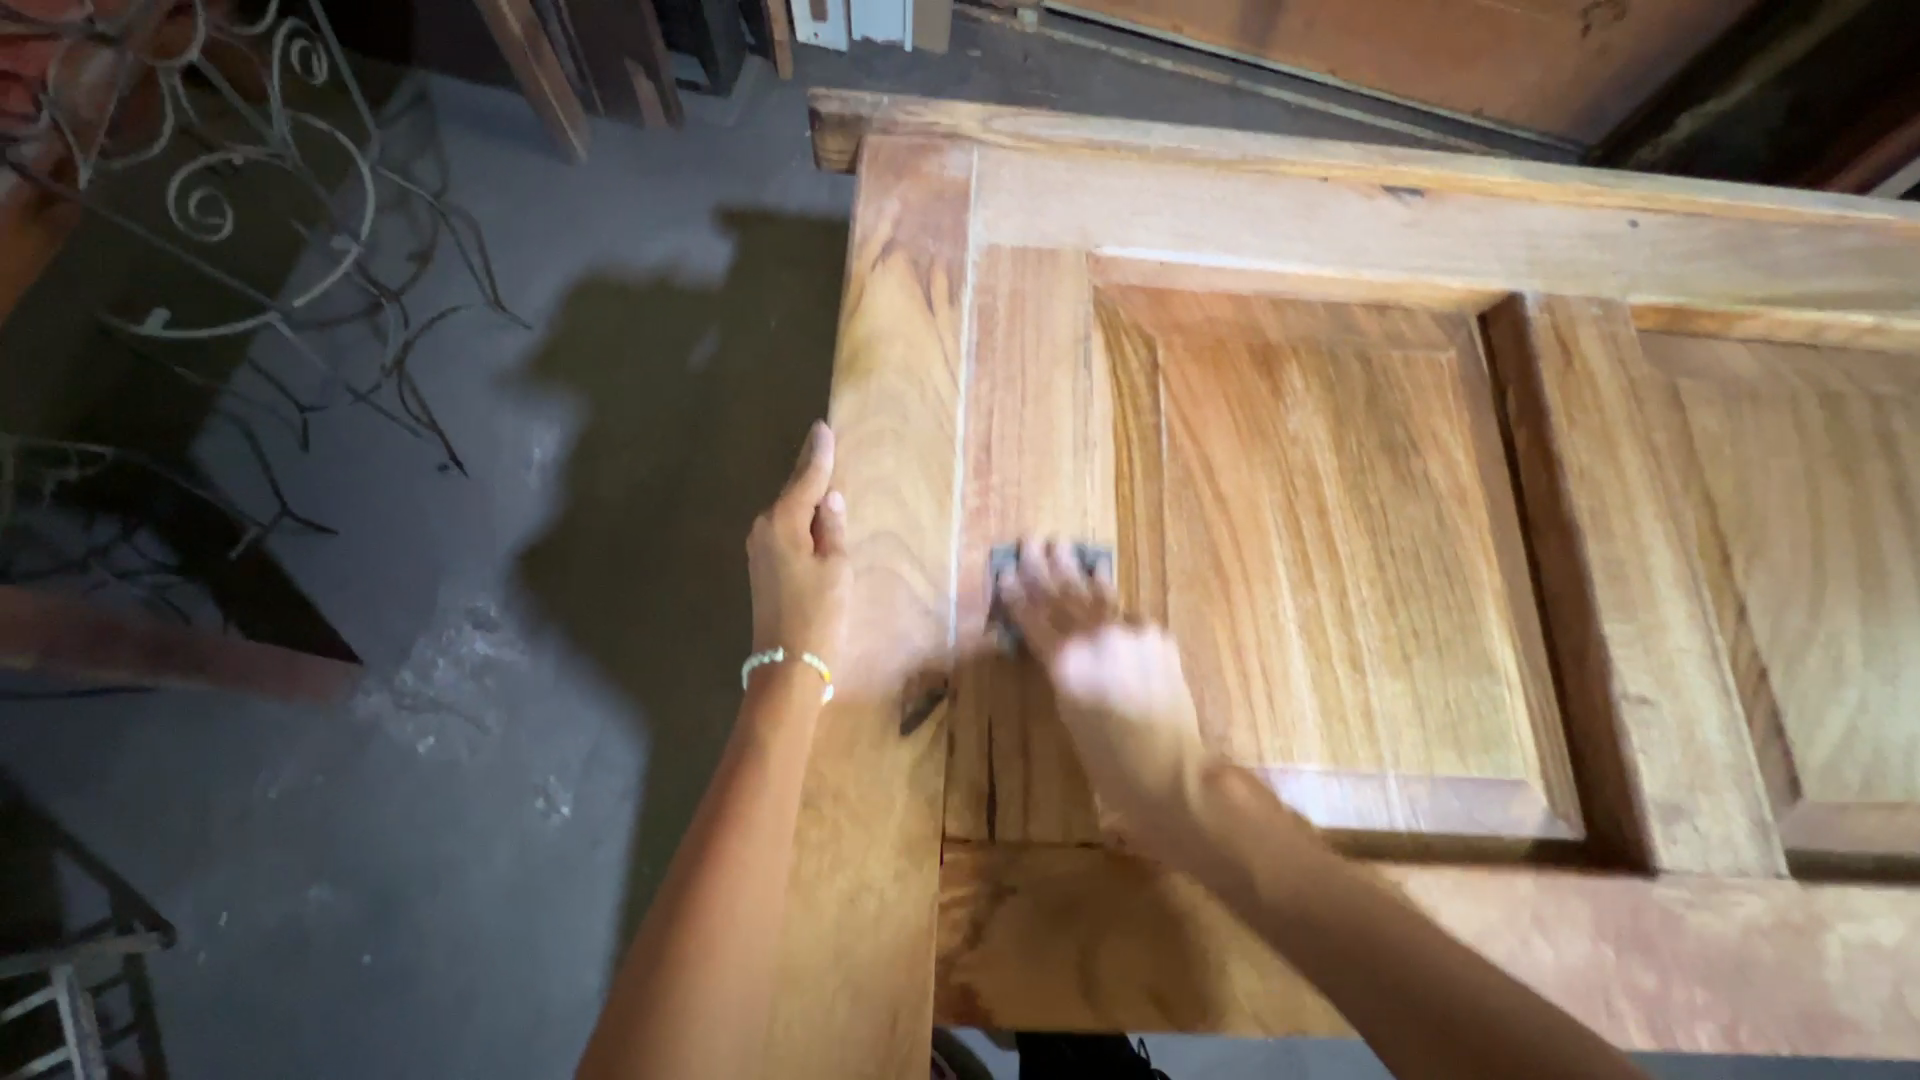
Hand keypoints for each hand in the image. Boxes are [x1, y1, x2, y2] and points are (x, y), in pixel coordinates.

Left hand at [747, 421, 850, 669]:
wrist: (788, 664)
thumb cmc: (818, 614)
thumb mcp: (836, 568)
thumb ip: (832, 528)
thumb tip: (829, 498)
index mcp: (783, 523)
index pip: (807, 480)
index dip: (819, 454)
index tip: (823, 427)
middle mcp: (764, 529)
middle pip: (793, 492)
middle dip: (809, 470)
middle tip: (825, 442)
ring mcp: (759, 549)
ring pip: (788, 511)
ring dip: (805, 495)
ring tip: (824, 472)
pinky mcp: (762, 566)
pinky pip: (784, 529)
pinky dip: (800, 517)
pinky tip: (814, 514)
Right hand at [998, 537, 1210, 856]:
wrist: (1171, 769)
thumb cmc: (1107, 757)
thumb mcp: (1067, 710)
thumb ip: (1059, 668)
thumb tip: (1053, 641)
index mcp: (1065, 661)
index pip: (1034, 618)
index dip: (1018, 594)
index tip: (1007, 570)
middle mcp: (1094, 637)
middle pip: (1062, 596)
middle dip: (1044, 568)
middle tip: (1031, 541)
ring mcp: (1129, 631)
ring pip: (1094, 595)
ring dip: (1075, 570)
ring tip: (1060, 546)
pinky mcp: (1155, 633)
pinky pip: (1124, 612)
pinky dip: (1107, 597)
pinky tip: (1096, 577)